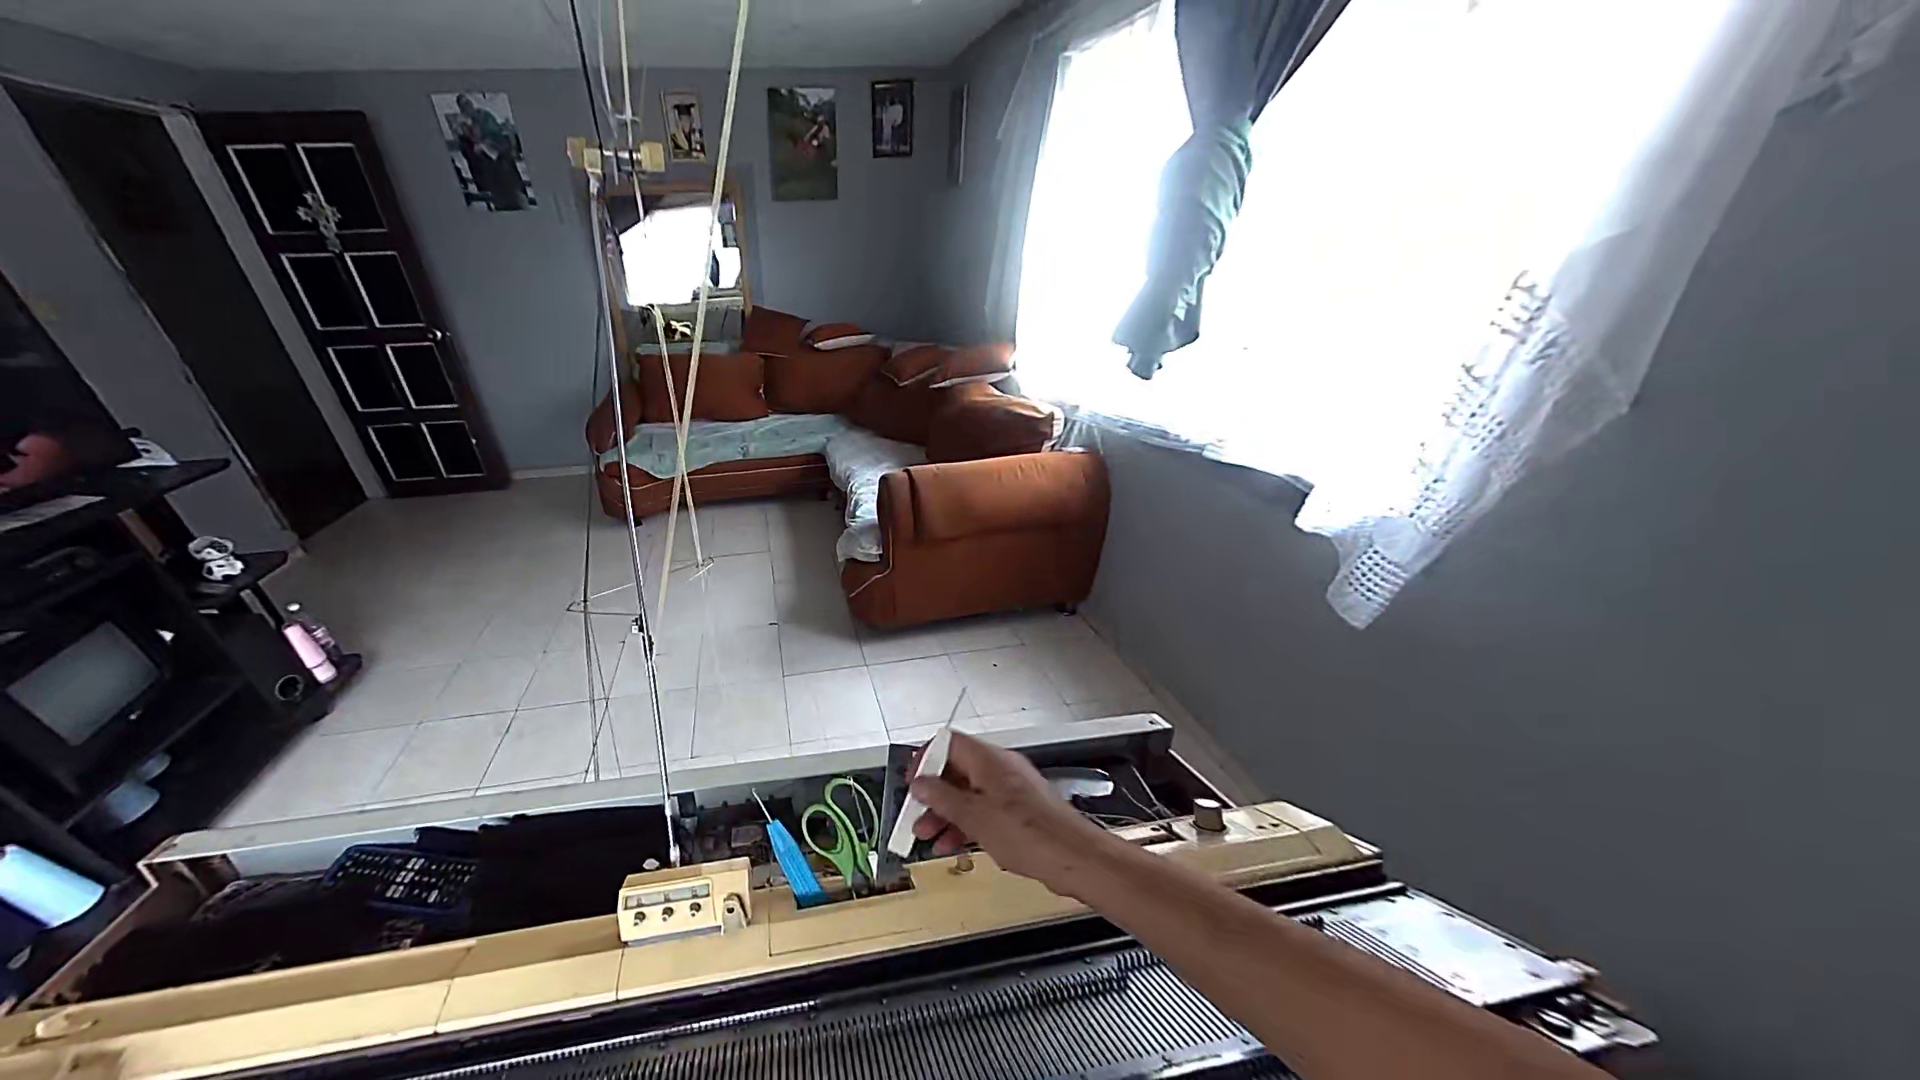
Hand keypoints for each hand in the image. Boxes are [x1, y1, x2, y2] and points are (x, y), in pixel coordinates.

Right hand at [910, 731, 1114, 897]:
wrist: (1072, 856)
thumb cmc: (1031, 833)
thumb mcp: (973, 816)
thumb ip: (942, 798)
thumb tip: (921, 784)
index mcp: (989, 759)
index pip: (948, 743)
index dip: (925, 759)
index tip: (912, 781)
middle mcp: (1000, 768)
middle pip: (957, 769)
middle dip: (934, 793)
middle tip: (917, 814)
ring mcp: (1011, 788)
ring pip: (969, 792)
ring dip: (947, 812)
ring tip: (931, 835)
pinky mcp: (1019, 809)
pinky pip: (985, 809)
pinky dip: (967, 822)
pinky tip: (956, 843)